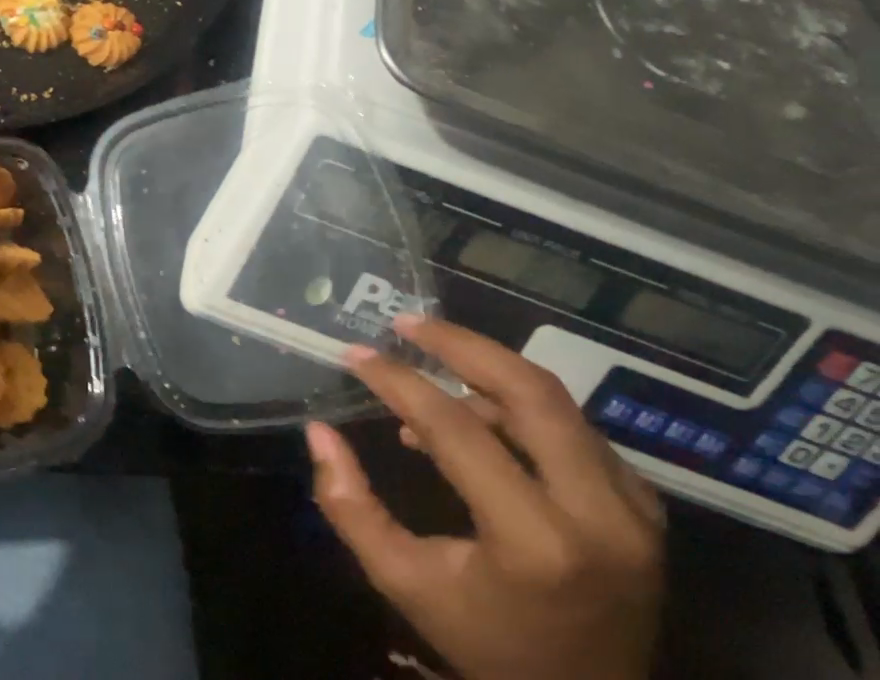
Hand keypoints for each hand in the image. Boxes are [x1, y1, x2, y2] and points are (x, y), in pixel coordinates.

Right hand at [306, 315, 665, 679]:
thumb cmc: (484, 640)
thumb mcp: (402, 580)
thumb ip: (351, 506)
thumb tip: (319, 432)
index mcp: (535, 539)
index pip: (456, 430)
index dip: (399, 383)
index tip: (356, 355)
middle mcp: (601, 513)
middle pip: (531, 393)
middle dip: (462, 346)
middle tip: (406, 324)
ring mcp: (636, 508)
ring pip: (558, 406)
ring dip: (488, 374)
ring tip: (429, 368)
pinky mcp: (645, 507)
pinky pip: (577, 433)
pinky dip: (520, 408)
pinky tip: (478, 412)